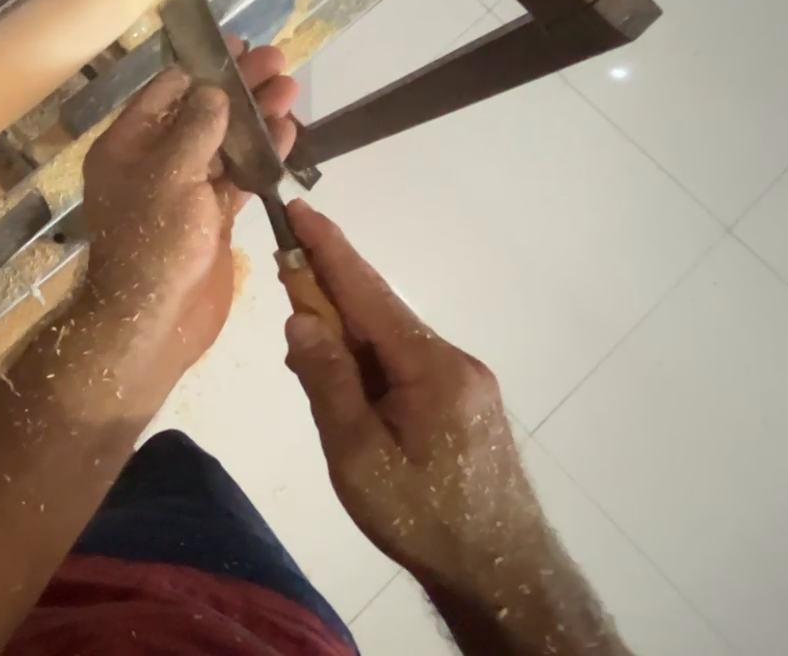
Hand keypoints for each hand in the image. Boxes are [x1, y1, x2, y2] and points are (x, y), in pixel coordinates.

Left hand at [81, 44, 296, 374]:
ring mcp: (183, 190)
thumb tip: (212, 91)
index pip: (163, 94)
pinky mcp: (209, 216)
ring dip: (256, 118)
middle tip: (278, 60)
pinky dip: (261, 156)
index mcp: (126, 146)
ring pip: (223, 144)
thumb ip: (195, 129)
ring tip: (291, 87)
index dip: (201, 69)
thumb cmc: (153, 241)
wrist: (154, 319)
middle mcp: (152, 163)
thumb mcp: (169, 175)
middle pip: (199, 114)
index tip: (237, 48)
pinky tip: (288, 131)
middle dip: (238, 88)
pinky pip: (236, 177)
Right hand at [282, 203, 546, 596]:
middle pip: (376, 311)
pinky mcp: (459, 403)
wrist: (504, 579)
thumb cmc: (422, 516)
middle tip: (283, 276)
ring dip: (340, 333)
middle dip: (326, 290)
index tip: (299, 209)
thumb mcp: (357, 453)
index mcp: (431, 366)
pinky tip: (340, 385)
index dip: (329, 248)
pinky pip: (397, 362)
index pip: (368, 291)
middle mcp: (451, 362)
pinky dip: (360, 359)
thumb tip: (300, 318)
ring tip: (303, 353)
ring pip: (385, 339)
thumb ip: (326, 380)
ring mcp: (460, 382)